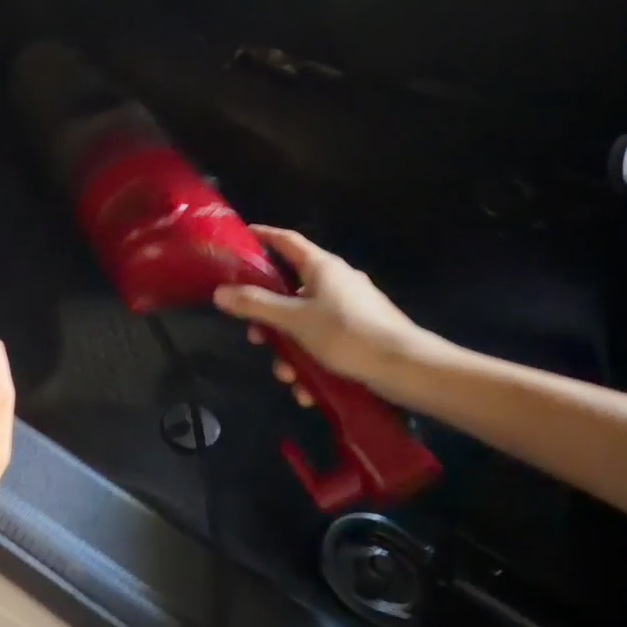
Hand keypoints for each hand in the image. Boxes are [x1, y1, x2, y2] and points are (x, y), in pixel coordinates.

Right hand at [212, 226, 437, 401]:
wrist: (407, 369)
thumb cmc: (347, 333)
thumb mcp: (294, 320)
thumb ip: (255, 305)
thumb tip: (219, 292)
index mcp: (323, 268)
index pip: (287, 241)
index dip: (264, 236)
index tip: (241, 236)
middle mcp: (337, 283)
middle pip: (290, 291)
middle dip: (269, 318)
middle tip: (256, 337)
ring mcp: (351, 309)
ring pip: (305, 324)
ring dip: (290, 351)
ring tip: (288, 377)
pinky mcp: (361, 335)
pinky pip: (324, 343)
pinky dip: (312, 365)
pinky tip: (307, 390)